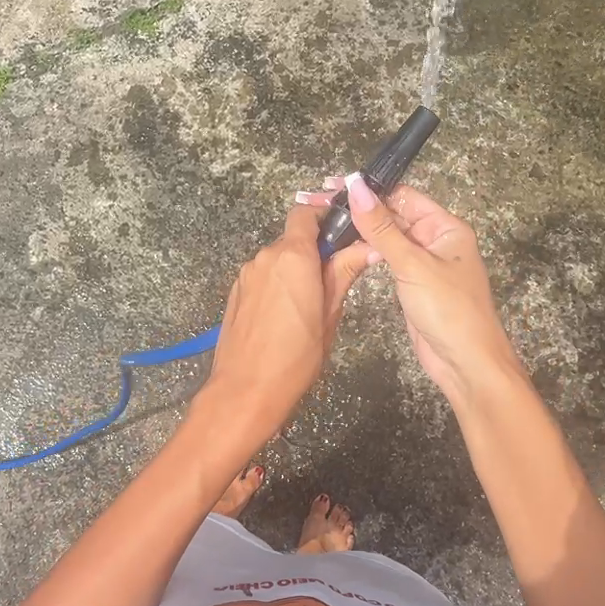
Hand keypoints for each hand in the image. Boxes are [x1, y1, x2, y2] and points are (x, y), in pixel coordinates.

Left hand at [199, 205, 346, 431]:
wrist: (244, 392)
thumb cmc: (294, 359)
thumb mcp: (330, 315)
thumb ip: (344, 274)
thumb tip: (368, 248)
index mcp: (293, 257)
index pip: (305, 213)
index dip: (323, 215)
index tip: (340, 230)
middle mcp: (266, 257)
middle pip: (293, 239)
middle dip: (313, 253)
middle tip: (333, 282)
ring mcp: (247, 275)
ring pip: (277, 260)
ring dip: (294, 273)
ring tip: (309, 308)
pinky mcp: (236, 292)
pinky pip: (263, 278)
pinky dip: (276, 287)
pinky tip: (285, 318)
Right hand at [337, 172, 519, 403]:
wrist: (466, 365)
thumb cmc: (448, 310)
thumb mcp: (412, 264)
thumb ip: (381, 227)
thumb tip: (356, 187)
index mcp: (446, 227)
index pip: (403, 195)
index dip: (371, 189)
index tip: (335, 185)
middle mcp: (436, 239)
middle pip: (394, 214)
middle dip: (361, 208)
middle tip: (321, 202)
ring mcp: (423, 262)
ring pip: (388, 236)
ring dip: (361, 229)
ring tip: (325, 220)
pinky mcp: (412, 282)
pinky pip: (387, 258)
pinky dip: (367, 250)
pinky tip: (343, 246)